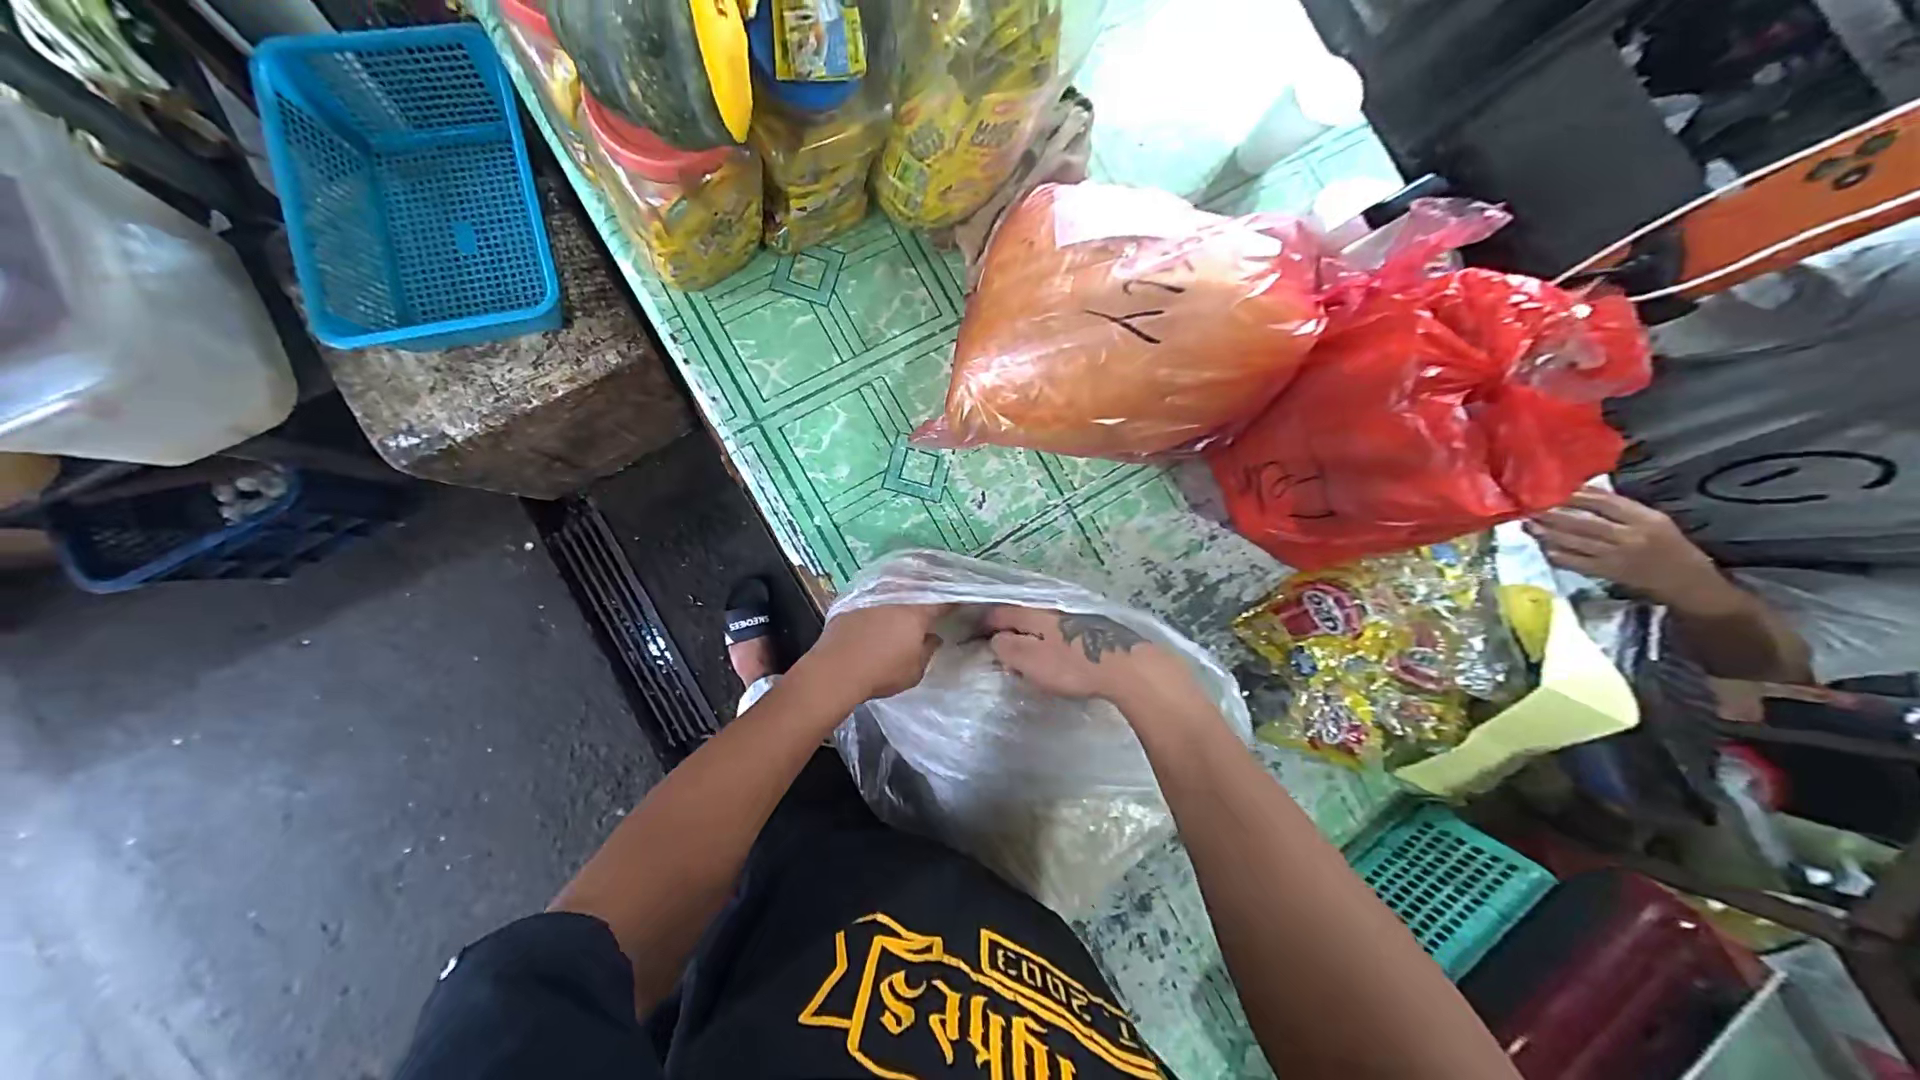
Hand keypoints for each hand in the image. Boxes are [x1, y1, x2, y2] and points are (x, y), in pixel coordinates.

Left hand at [802, 604, 951, 701]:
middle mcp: (895, 600)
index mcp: (916, 614)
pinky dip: (878, 605)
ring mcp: (870, 600)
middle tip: (931, 601)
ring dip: (900, 597)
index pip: (941, 603)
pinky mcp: (849, 606)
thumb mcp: (914, 670)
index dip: (952, 602)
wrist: (835, 670)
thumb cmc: (882, 672)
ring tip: (904, 603)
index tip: (960, 602)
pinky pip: (871, 600)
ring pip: (892, 592)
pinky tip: (877, 613)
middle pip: (915, 592)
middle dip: (925, 595)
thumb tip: (933, 637)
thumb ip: (928, 651)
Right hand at [981, 606, 1194, 706]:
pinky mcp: (1096, 631)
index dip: (986, 622)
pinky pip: (1063, 633)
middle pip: (1024, 615)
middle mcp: (1054, 609)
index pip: (1002, 611)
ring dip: (1032, 635)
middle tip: (998, 646)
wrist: (1129, 668)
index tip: (975, 633)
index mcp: (1035, 614)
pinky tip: (1057, 654)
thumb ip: (1008, 648)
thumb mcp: (1031, 661)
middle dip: (1009, 628)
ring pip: (1045, 623)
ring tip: (1026, 653)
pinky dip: (1052, 641)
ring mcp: (1077, 618)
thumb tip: (996, 639)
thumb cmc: (1074, 666)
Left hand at [1526, 489, 1726, 607]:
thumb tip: (1581, 490)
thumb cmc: (1667, 544)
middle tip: (1530, 507)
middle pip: (1583, 522)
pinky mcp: (1604, 573)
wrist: (1685, 581)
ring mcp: (1614, 556)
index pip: (1605, 503)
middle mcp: (1629, 537)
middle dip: (1553, 514)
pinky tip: (1542, 545)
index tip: (1552, 490)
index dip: (1576, 496)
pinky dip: (1555, 553)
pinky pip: (1573, 561)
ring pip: (1573, 541)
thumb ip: (1619, 507)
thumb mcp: (1653, 519)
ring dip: (1546, 532)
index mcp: (1645, 519)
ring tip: (1528, 523)